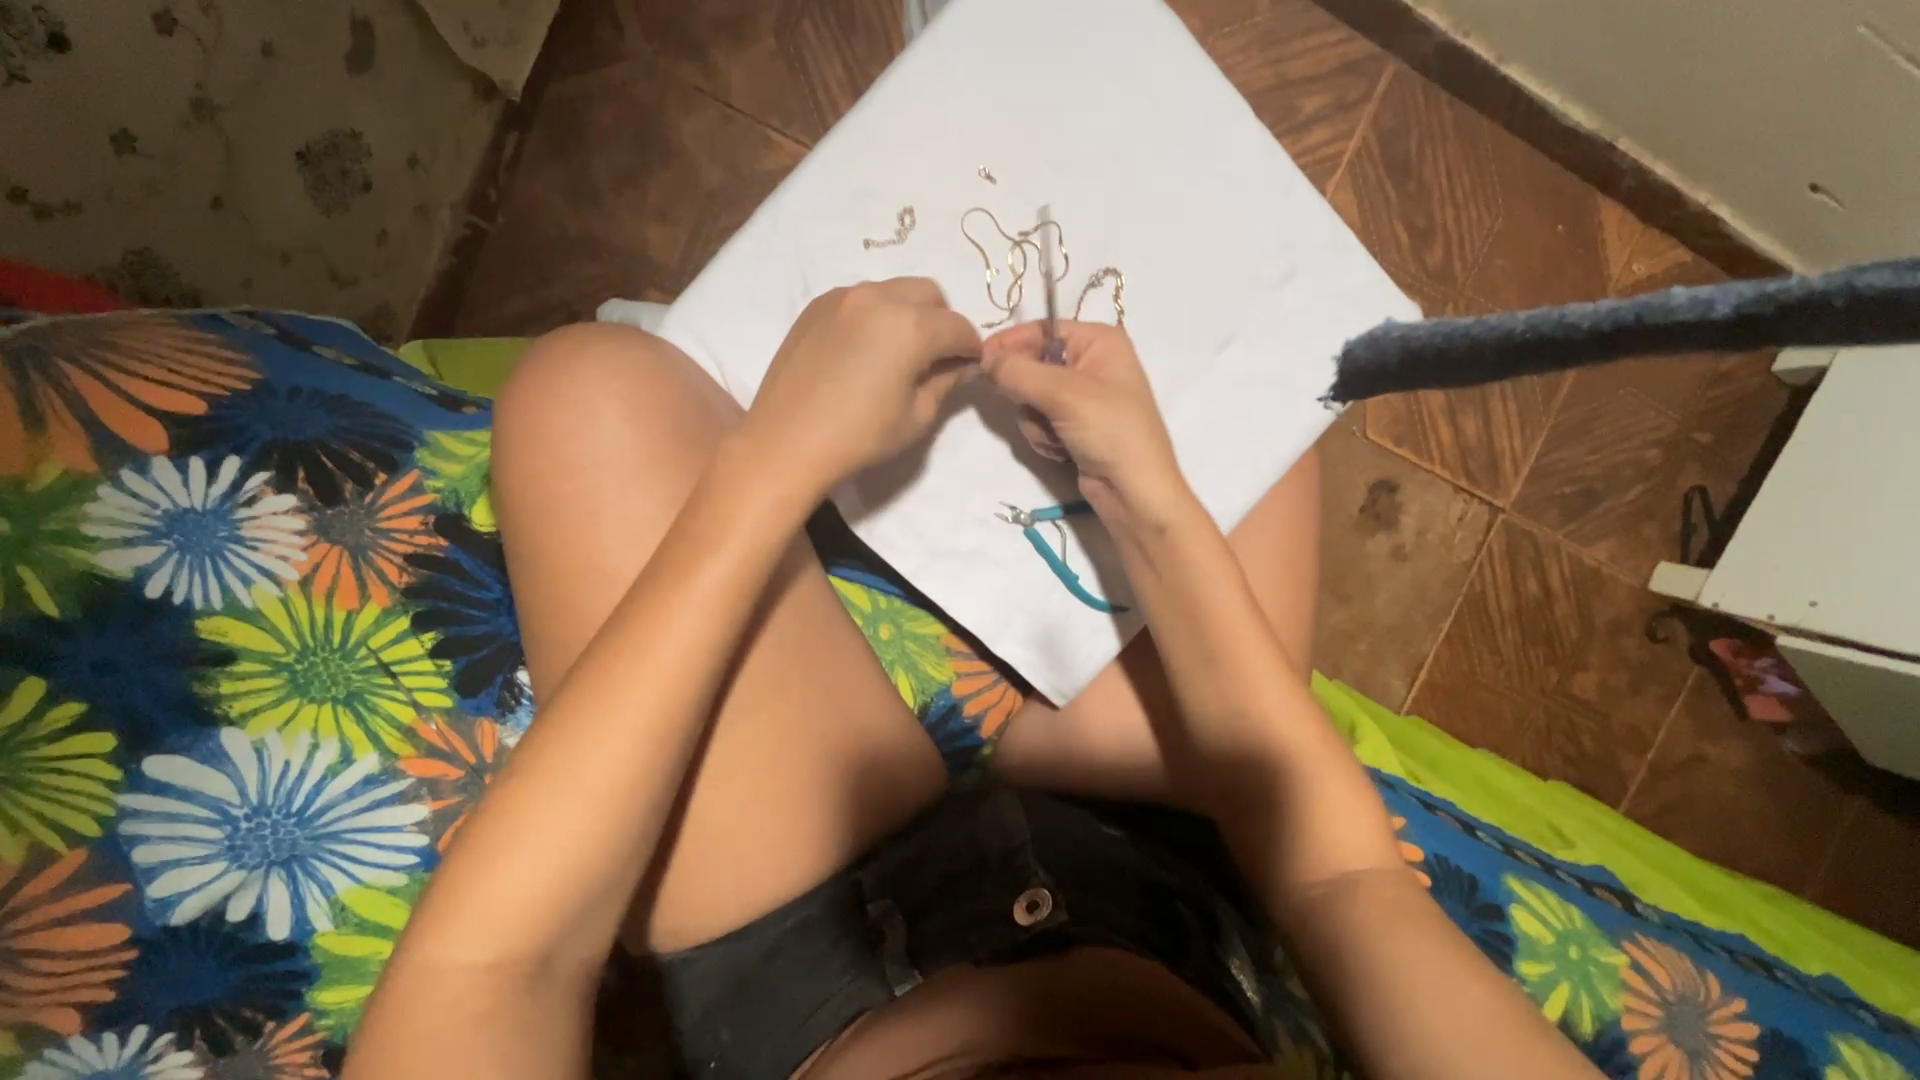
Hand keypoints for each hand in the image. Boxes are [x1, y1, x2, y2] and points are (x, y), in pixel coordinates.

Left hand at [745, 279, 982, 491]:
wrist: (786, 441)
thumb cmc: (859, 436)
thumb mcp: (916, 417)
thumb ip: (945, 382)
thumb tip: (961, 365)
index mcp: (910, 326)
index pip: (958, 327)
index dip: (971, 348)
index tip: (970, 367)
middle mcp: (879, 298)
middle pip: (929, 294)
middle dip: (942, 321)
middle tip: (935, 357)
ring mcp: (843, 297)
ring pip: (893, 290)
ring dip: (908, 313)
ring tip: (897, 352)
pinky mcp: (816, 306)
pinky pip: (860, 298)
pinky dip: (874, 315)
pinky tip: (864, 350)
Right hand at [982, 320, 1190, 521]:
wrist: (1134, 491)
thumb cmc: (1110, 431)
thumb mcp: (1063, 393)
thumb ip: (1018, 372)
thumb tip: (984, 359)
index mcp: (1099, 341)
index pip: (1041, 329)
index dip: (1010, 344)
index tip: (980, 362)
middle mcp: (1091, 363)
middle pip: (1032, 365)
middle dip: (1028, 394)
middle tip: (1036, 409)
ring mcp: (1082, 398)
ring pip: (1030, 398)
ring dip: (1035, 421)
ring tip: (1057, 437)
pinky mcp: (1074, 427)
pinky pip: (1039, 421)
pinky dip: (1043, 437)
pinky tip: (1062, 451)